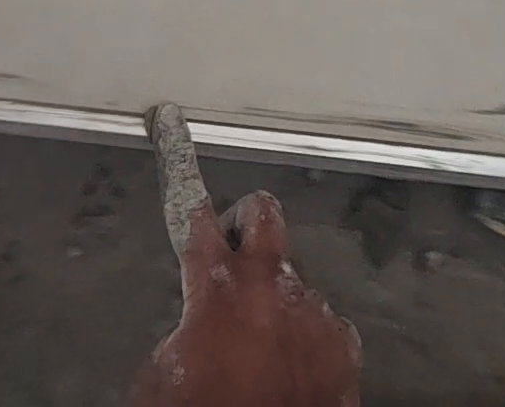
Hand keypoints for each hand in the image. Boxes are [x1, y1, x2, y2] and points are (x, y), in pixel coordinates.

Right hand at [130, 190, 361, 406]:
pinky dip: (308, 337)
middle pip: (263, 212)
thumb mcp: (161, 379)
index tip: (172, 126)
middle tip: (237, 250)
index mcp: (218, 286)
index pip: (192, 212)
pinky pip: (323, 321)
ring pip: (294, 278)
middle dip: (247, 219)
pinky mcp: (344, 343)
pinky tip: (295, 369)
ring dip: (277, 300)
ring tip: (264, 348)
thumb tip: (195, 327)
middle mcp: (270, 284)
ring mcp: (313, 310)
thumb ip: (180, 331)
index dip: (180, 169)